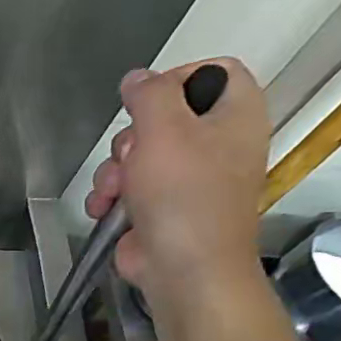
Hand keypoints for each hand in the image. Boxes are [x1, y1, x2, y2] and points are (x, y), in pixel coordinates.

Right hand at [84, 58, 270, 308]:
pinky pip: (127, 187)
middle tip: (132, 156)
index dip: (175, 78)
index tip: (148, 101)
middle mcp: (215, 143)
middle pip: (161, 117)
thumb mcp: (165, 130)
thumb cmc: (184, 195)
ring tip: (116, 192)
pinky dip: (111, 197)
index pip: (212, 72)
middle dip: (131, 138)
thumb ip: (151, 95)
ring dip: (113, 172)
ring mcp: (186, 178)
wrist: (184, 268)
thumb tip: (138, 78)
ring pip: (136, 155)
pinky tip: (105, 209)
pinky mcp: (159, 207)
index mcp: (235, 115)